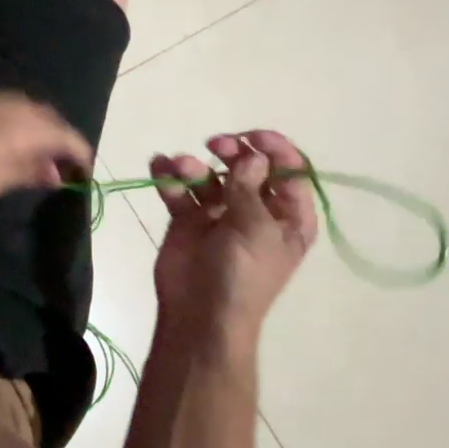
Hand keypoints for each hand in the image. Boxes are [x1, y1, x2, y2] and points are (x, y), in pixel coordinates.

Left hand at [0, 92, 91, 202]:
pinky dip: (18, 126)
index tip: (83, 176)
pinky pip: (10, 110)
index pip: (71, 138)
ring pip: (31, 113)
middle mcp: (18, 103)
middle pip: (53, 122)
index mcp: (29, 123)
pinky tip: (7, 144)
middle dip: (60, 145)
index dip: (81, 158)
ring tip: (33, 161)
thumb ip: (28, 174)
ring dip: (38, 134)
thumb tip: (55, 173)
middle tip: (59, 171)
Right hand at [149, 131, 318, 345]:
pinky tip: (158, 166)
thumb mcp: (255, 230)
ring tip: (178, 165)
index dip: (275, 150)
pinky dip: (168, 177)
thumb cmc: (242, 274)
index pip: (289, 172)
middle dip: (232, 153)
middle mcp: (255, 211)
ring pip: (209, 177)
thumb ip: (249, 189)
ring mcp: (219, 215)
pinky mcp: (187, 220)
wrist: (201, 311)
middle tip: (215, 145)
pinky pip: (179, 191)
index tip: (251, 136)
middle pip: (247, 169)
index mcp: (287, 217)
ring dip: (194, 166)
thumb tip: (251, 156)